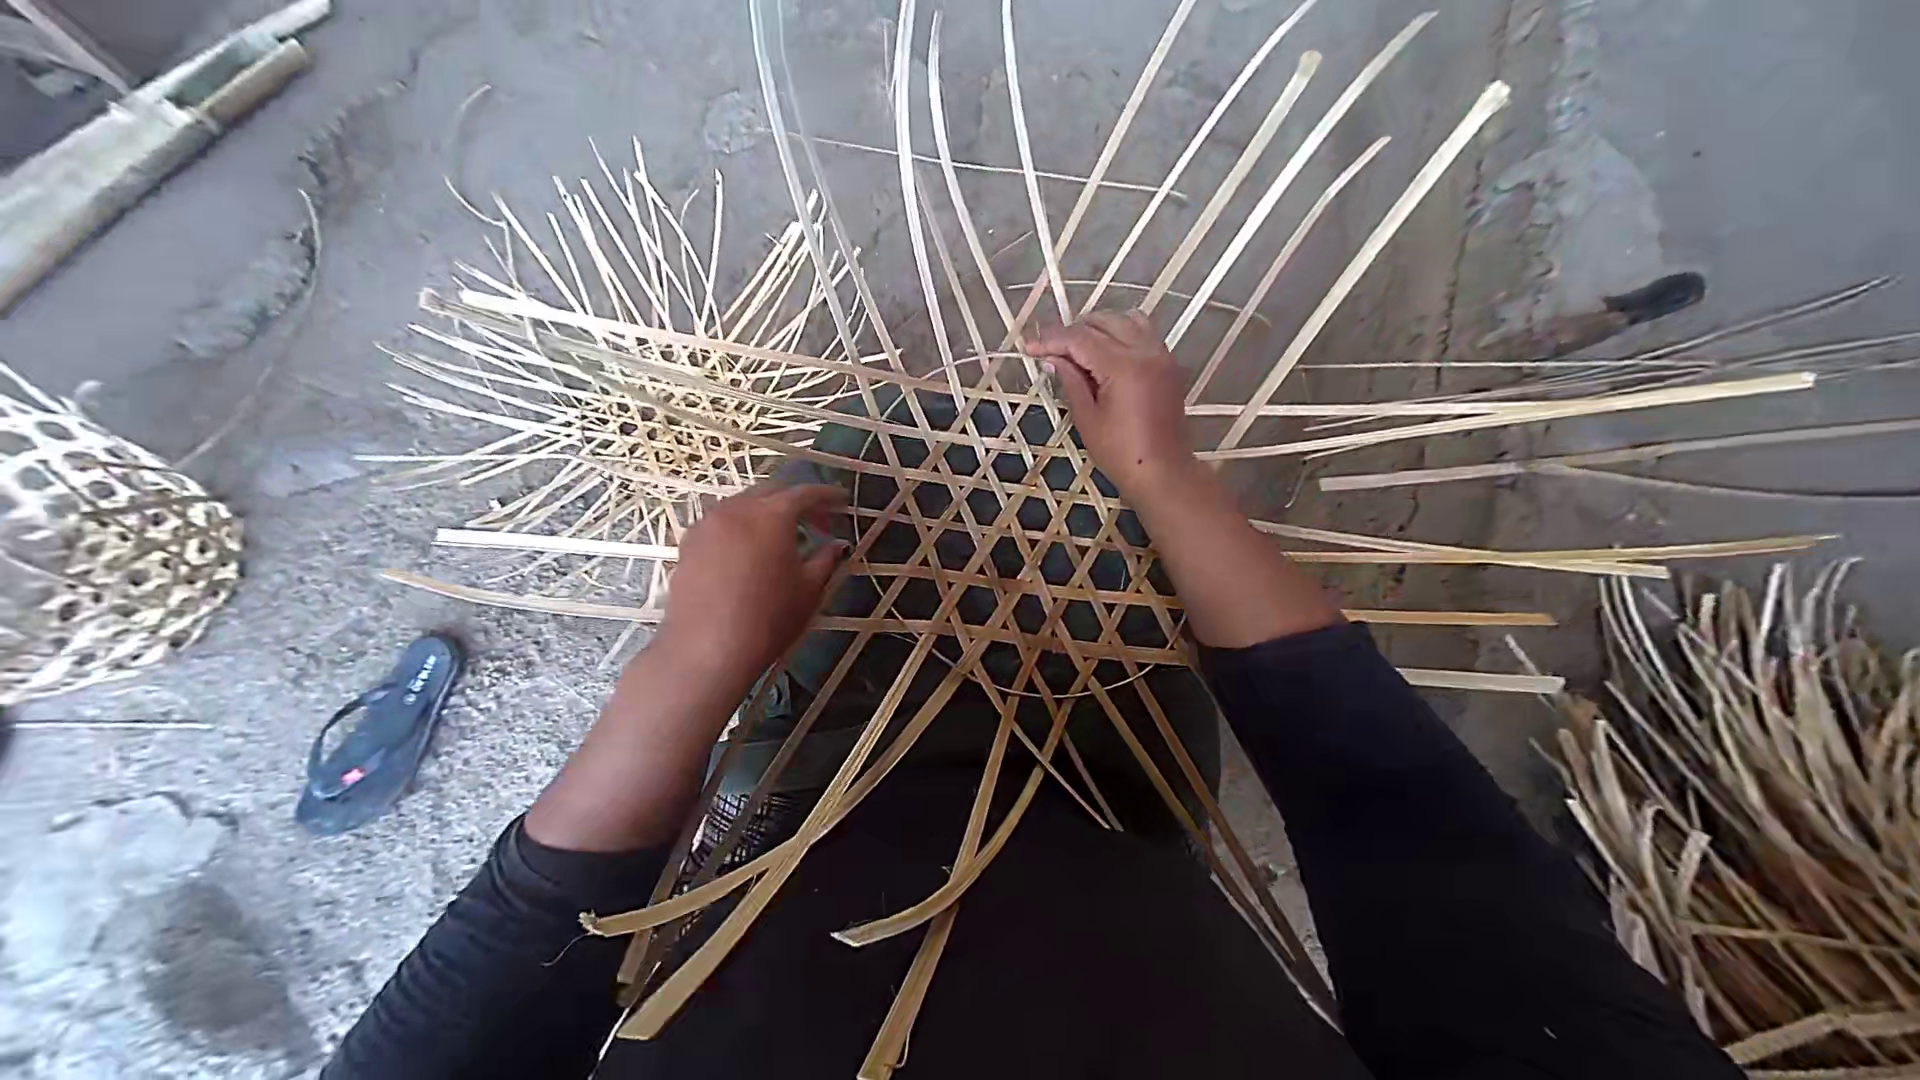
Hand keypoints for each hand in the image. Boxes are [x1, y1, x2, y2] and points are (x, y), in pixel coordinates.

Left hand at [658, 482, 848, 689]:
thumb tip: (837, 545)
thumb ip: (826, 560)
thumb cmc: (768, 619)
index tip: (842, 500)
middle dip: (797, 502)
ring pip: (743, 505)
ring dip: (766, 512)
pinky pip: (722, 523)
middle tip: (817, 522)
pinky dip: (742, 527)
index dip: (827, 495)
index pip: (805, 493)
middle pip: (772, 492)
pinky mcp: (688, 544)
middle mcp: (737, 509)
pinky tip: (749, 551)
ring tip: (783, 536)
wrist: (706, 650)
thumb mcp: (808, 590)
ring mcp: (707, 524)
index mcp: (772, 515)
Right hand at [1023, 310, 1200, 498]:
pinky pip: (1142, 333)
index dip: (1051, 340)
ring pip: (1125, 319)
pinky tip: (1105, 354)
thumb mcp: (1087, 418)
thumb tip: (1053, 359)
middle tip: (1050, 350)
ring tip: (1077, 348)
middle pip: (1102, 322)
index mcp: (1123, 367)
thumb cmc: (1120, 453)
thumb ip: (1071, 381)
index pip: (1080, 339)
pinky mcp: (1168, 364)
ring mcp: (1161, 355)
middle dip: (1073, 332)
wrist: (1162, 471)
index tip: (1030, 347)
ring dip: (1098, 327)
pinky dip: (1120, 334)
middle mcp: (1145, 352)